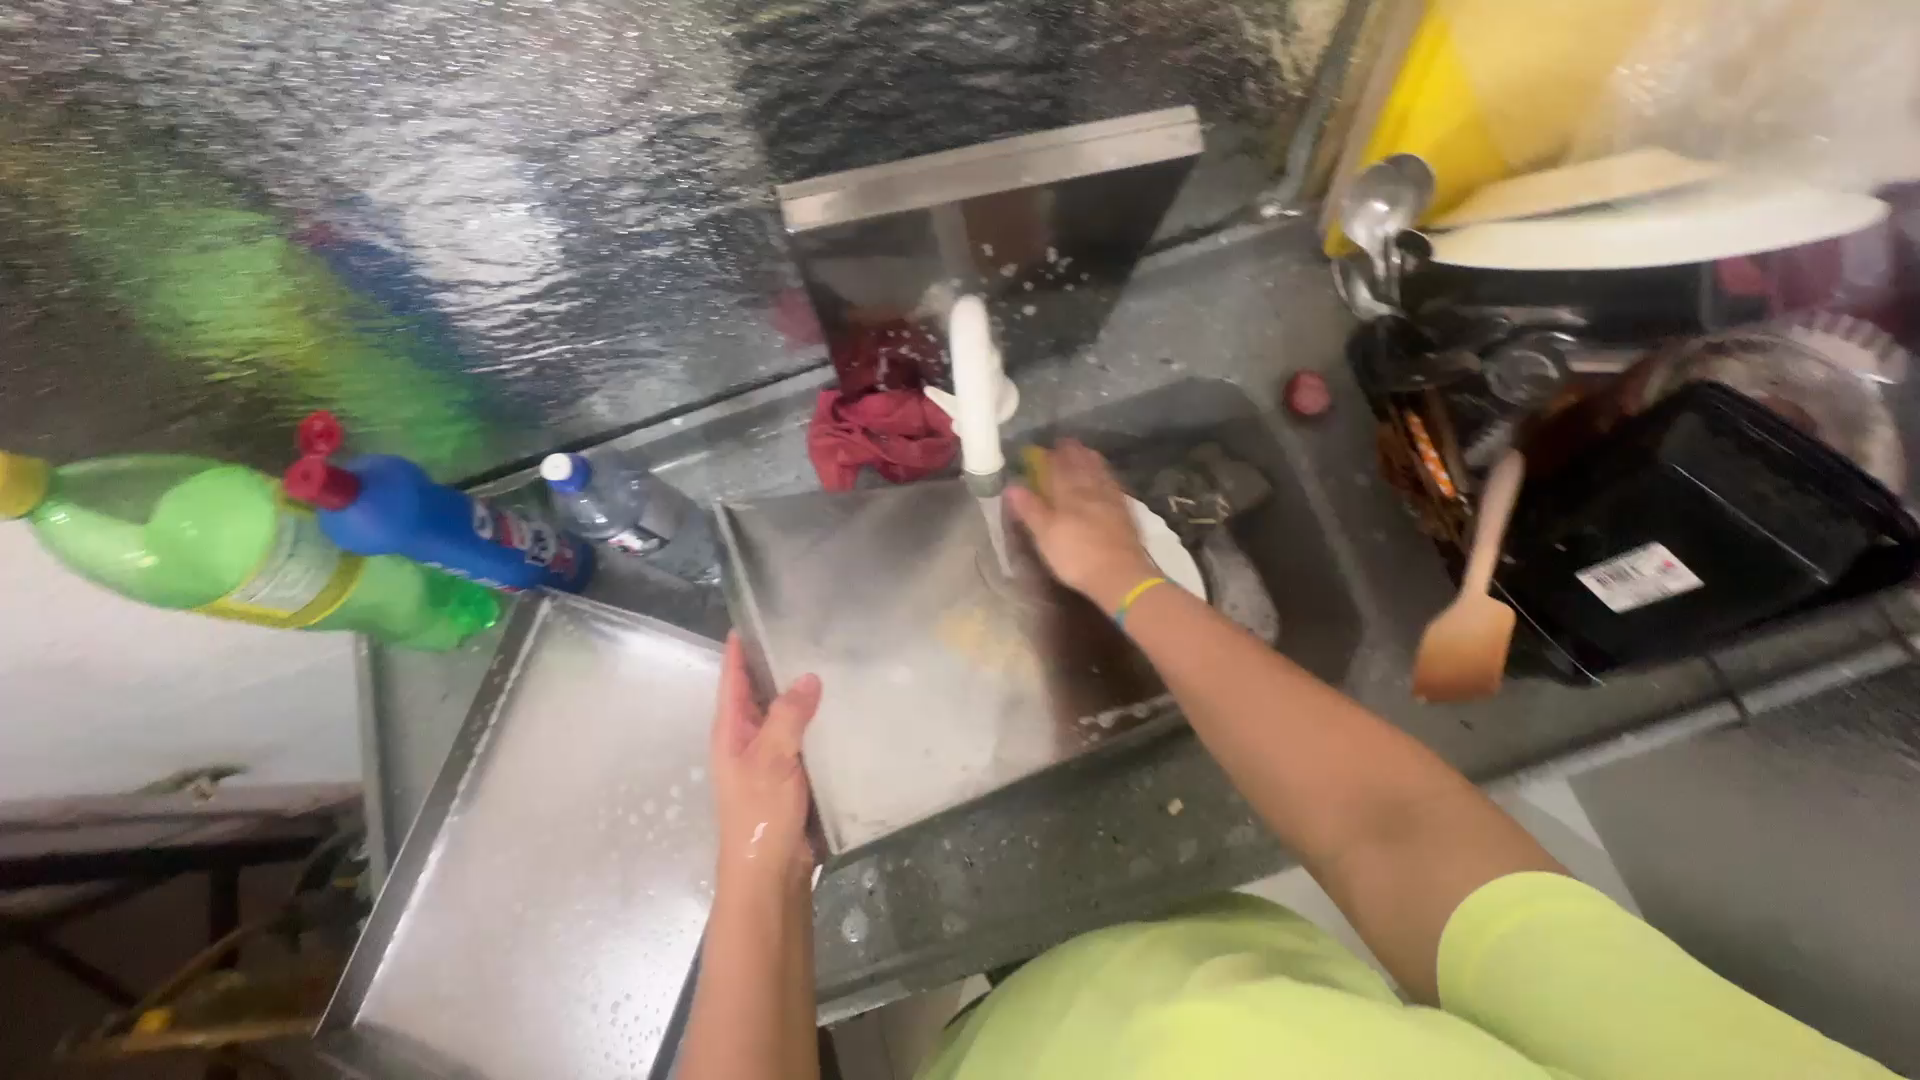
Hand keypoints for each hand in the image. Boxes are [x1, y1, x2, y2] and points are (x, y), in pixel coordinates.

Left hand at [710, 633, 820, 892]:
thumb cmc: (760, 813)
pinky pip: (807, 735)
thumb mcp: (772, 759)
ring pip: (788, 713)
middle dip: (779, 663)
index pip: (733, 677)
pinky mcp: (795, 771)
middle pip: (762, 691)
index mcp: (731, 730)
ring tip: (833, 658)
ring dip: (804, 691)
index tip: (754, 614)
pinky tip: (845, 705)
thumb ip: (789, 716)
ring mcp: (773, 755)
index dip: (740, 648)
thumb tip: (810, 677)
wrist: (770, 871)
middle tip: (809, 629)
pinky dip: (821, 719)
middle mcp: (749, 737)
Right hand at [1006, 439, 1161, 611]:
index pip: (1057, 471)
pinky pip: (1115, 488)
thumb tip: (1012, 486)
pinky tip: (1110, 479)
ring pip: (1100, 475)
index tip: (1045, 447)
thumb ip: (1030, 509)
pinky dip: (1110, 478)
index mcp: (1068, 495)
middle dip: (1073, 454)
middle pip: (1081, 468)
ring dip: (1092, 461)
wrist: (1119, 575)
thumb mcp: (1045, 536)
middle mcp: (1090, 492)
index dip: (1050, 458)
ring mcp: (1111, 502)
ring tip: (1088, 451)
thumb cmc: (1076, 557)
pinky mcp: (1126, 515)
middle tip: (1067, 441)